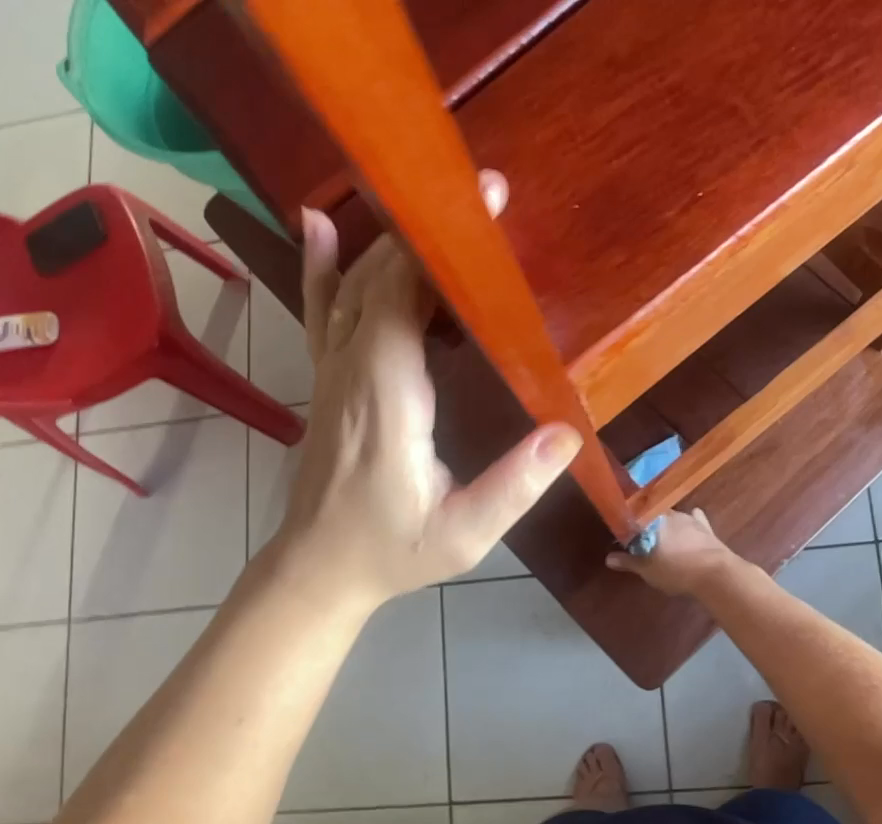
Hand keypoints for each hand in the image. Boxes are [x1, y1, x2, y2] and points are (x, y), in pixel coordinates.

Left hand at [267, 174, 581, 610]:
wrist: (319, 568)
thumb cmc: (392, 552)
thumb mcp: (463, 534)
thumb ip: (514, 486)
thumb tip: (566, 433)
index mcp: (387, 401)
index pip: (401, 300)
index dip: (436, 249)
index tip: (484, 207)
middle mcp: (351, 373)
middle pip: (379, 279)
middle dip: (427, 231)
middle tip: (483, 196)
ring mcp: (331, 374)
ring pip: (352, 287)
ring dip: (392, 242)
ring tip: (432, 203)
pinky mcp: (326, 382)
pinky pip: (322, 312)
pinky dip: (322, 267)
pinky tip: (316, 226)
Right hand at [605, 509, 743, 596]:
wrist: (714, 573)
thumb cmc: (675, 570)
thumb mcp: (647, 570)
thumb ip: (628, 562)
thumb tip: (608, 558)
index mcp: (651, 520)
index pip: (635, 518)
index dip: (630, 529)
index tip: (627, 540)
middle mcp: (670, 514)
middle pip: (654, 516)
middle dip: (649, 526)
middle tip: (645, 542)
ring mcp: (690, 519)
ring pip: (673, 517)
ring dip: (668, 526)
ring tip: (666, 540)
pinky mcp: (707, 528)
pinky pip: (695, 520)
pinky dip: (691, 523)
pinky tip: (691, 527)